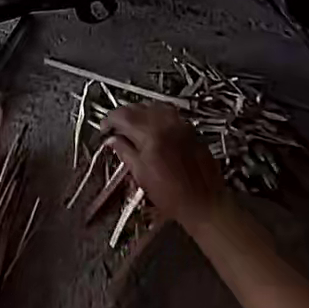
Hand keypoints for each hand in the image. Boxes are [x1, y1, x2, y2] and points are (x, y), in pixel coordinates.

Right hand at [100, 103, 227, 226]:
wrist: (204, 201)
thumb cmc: (171, 195)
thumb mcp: (141, 175)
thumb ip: (125, 152)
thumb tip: (112, 140)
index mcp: (150, 134)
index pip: (123, 115)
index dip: (110, 119)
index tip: (104, 128)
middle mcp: (165, 122)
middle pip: (137, 107)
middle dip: (123, 115)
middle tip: (115, 129)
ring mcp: (179, 122)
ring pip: (152, 105)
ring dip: (139, 112)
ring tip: (132, 126)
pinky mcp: (188, 126)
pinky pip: (167, 111)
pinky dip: (155, 114)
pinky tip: (151, 126)